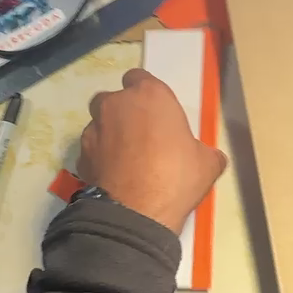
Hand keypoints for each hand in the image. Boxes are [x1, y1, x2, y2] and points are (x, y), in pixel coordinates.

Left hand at [79, 68, 226, 231]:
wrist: (135, 213)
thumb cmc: (176, 178)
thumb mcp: (207, 164)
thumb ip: (205, 152)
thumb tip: (211, 157)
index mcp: (149, 95)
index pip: (140, 78)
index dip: (147, 95)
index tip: (157, 114)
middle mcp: (116, 104)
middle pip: (114, 99)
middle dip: (124, 112)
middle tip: (141, 136)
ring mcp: (94, 129)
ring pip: (99, 124)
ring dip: (110, 135)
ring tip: (126, 160)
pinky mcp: (80, 156)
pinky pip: (92, 150)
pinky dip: (100, 158)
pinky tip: (114, 176)